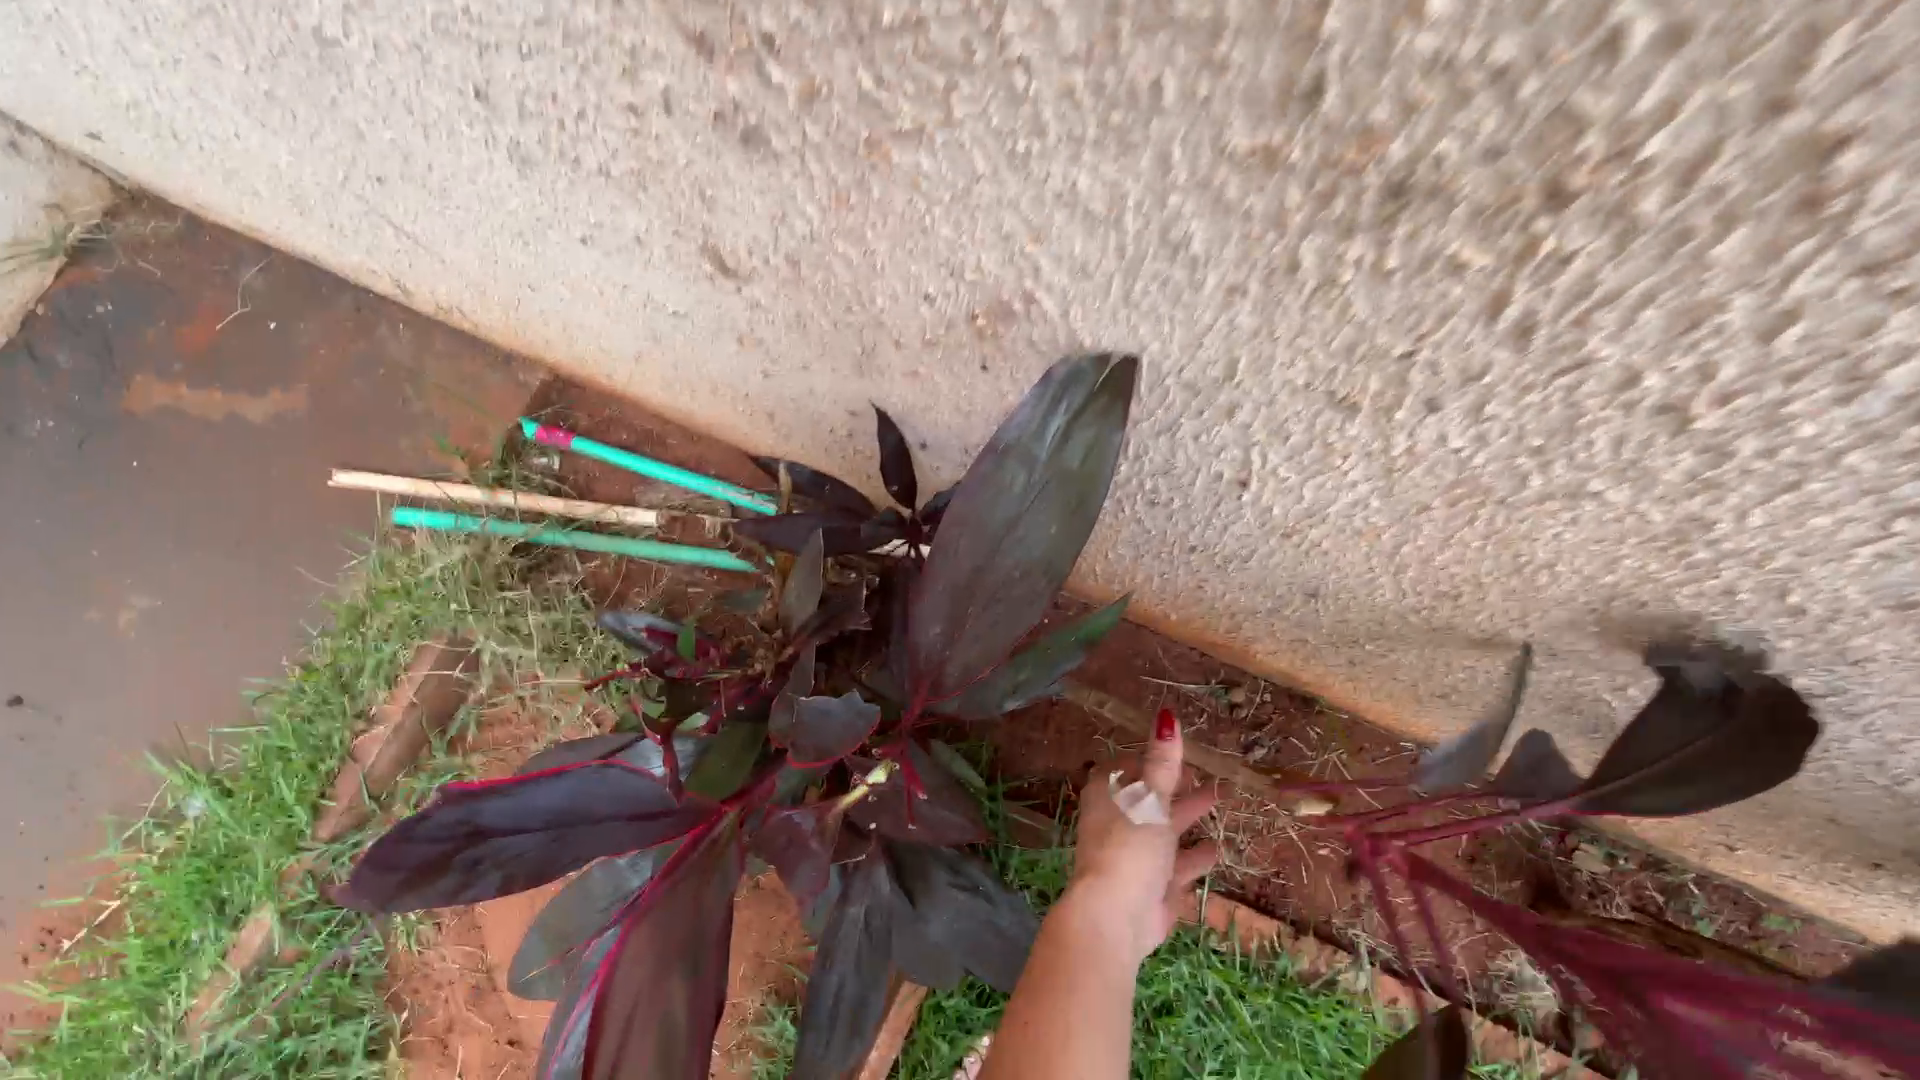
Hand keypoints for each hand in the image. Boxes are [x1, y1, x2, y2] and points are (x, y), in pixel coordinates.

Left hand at [1064, 708, 1219, 964]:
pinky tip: (1216, 851)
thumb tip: (1166, 716)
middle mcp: (1116, 823)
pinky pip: (1174, 866)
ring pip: (1163, 831)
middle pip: (1149, 799)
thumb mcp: (1151, 798)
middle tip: (1207, 776)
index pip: (1127, 768)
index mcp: (1107, 796)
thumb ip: (1163, 762)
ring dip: (1188, 817)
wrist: (1116, 916)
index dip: (1151, 760)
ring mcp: (1132, 857)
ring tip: (1219, 801)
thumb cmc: (1129, 846)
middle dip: (1176, 787)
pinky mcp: (1149, 887)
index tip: (1177, 753)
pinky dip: (1193, 857)